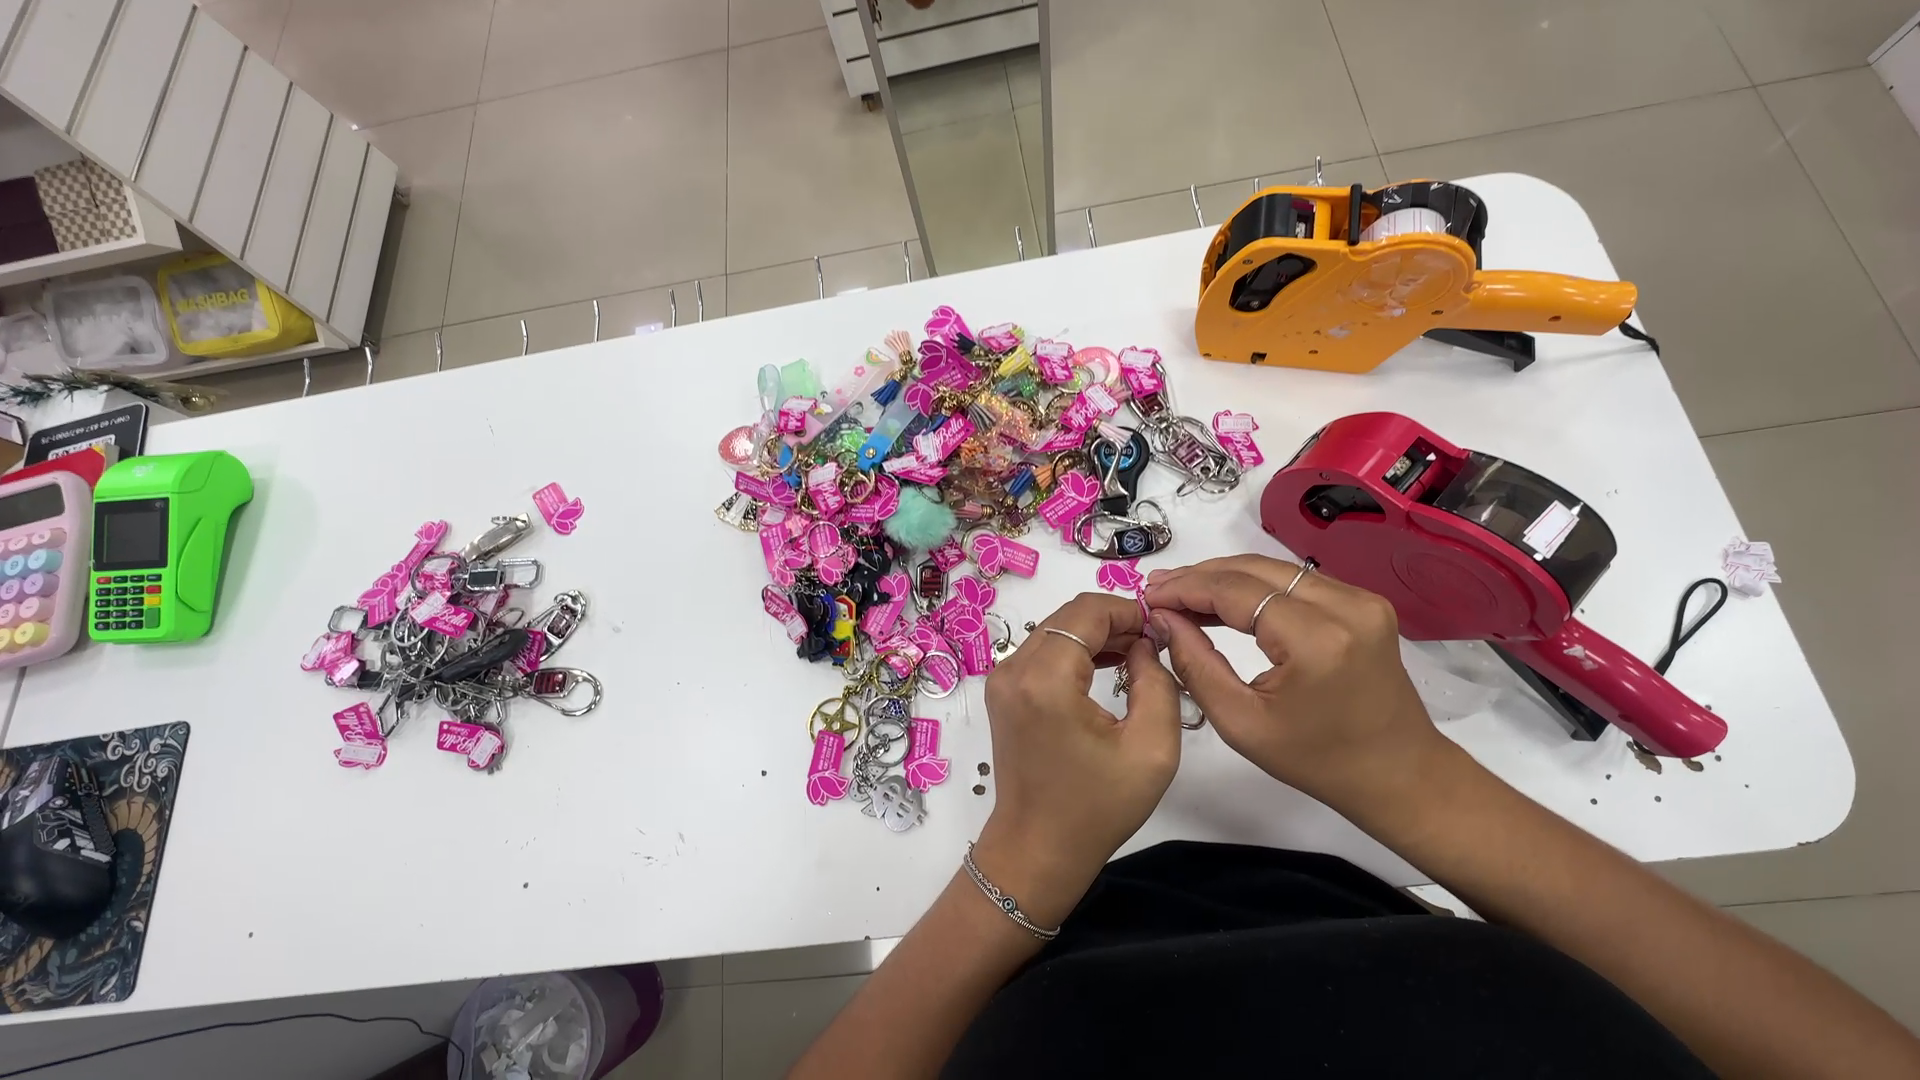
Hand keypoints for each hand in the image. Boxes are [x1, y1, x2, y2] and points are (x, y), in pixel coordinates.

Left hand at [975, 593, 1180, 925]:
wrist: (1038, 848)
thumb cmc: (1097, 807)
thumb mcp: (1152, 749)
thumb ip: (1158, 683)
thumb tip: (1146, 644)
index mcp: (1045, 680)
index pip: (1086, 612)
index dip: (1127, 611)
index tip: (1160, 629)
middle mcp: (1013, 670)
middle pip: (1067, 616)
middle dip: (1113, 620)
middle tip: (1152, 643)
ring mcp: (1001, 680)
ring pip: (1054, 630)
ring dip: (1094, 634)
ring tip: (1137, 654)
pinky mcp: (1002, 692)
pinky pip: (1042, 651)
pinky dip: (1074, 650)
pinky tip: (1106, 666)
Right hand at [1142, 555, 1445, 814]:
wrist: (1398, 774)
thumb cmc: (1315, 760)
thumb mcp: (1241, 723)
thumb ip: (1196, 664)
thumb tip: (1163, 619)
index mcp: (1317, 640)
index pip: (1236, 592)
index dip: (1187, 588)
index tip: (1148, 595)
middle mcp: (1346, 606)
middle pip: (1255, 569)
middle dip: (1201, 576)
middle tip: (1158, 589)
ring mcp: (1362, 600)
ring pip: (1275, 569)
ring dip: (1226, 578)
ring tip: (1182, 593)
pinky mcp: (1365, 603)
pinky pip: (1296, 581)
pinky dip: (1256, 586)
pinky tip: (1225, 601)